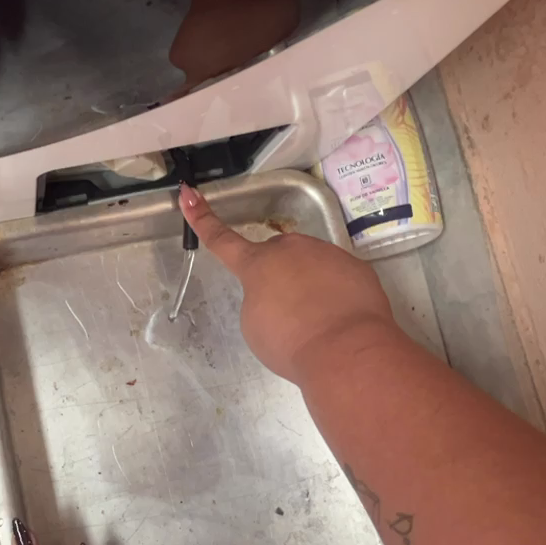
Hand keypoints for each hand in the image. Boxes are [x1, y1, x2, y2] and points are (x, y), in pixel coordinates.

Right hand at [179, 182, 407, 383]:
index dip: (202, 218)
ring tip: (316, 321)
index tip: (189, 194)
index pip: (222, 239)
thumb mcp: (255, 325)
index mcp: (257, 264)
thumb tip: (280, 292)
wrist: (346, 350)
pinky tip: (340, 318)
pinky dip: (336, 293)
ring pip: (310, 264)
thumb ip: (259, 298)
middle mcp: (290, 250)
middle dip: (279, 275)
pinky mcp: (356, 266)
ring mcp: (326, 254)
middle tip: (286, 311)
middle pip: (278, 255)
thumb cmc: (289, 341)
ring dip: (309, 284)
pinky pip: (338, 276)